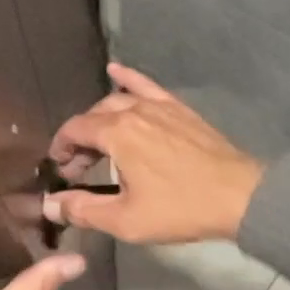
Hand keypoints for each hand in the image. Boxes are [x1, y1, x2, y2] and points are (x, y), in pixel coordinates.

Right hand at [42, 63, 265, 244]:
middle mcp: (133, 110)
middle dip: (80, 139)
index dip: (61, 148)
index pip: (74, 130)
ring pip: (117, 101)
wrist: (239, 196)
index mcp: (116, 133)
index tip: (59, 169)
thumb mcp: (126, 219)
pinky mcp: (179, 108)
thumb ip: (83, 210)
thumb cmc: (179, 208)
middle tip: (78, 168)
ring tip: (97, 141)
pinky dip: (127, 77)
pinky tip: (115, 70)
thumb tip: (50, 204)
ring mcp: (158, 105)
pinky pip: (146, 85)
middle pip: (93, 116)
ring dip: (100, 118)